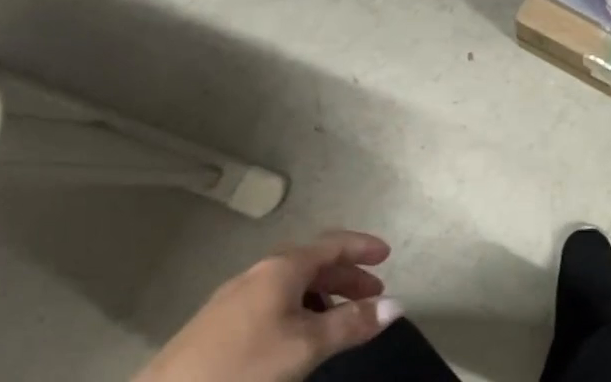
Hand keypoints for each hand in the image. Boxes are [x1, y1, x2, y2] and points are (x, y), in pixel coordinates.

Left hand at [134, 231, 402, 381]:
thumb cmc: (243, 367)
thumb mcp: (306, 347)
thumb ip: (352, 324)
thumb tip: (397, 305)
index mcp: (281, 268)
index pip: (332, 243)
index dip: (362, 246)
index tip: (387, 256)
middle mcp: (257, 274)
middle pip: (311, 262)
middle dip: (344, 275)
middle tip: (370, 297)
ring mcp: (231, 300)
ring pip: (288, 285)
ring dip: (320, 295)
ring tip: (336, 322)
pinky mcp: (213, 327)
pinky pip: (269, 303)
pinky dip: (296, 309)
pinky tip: (294, 339)